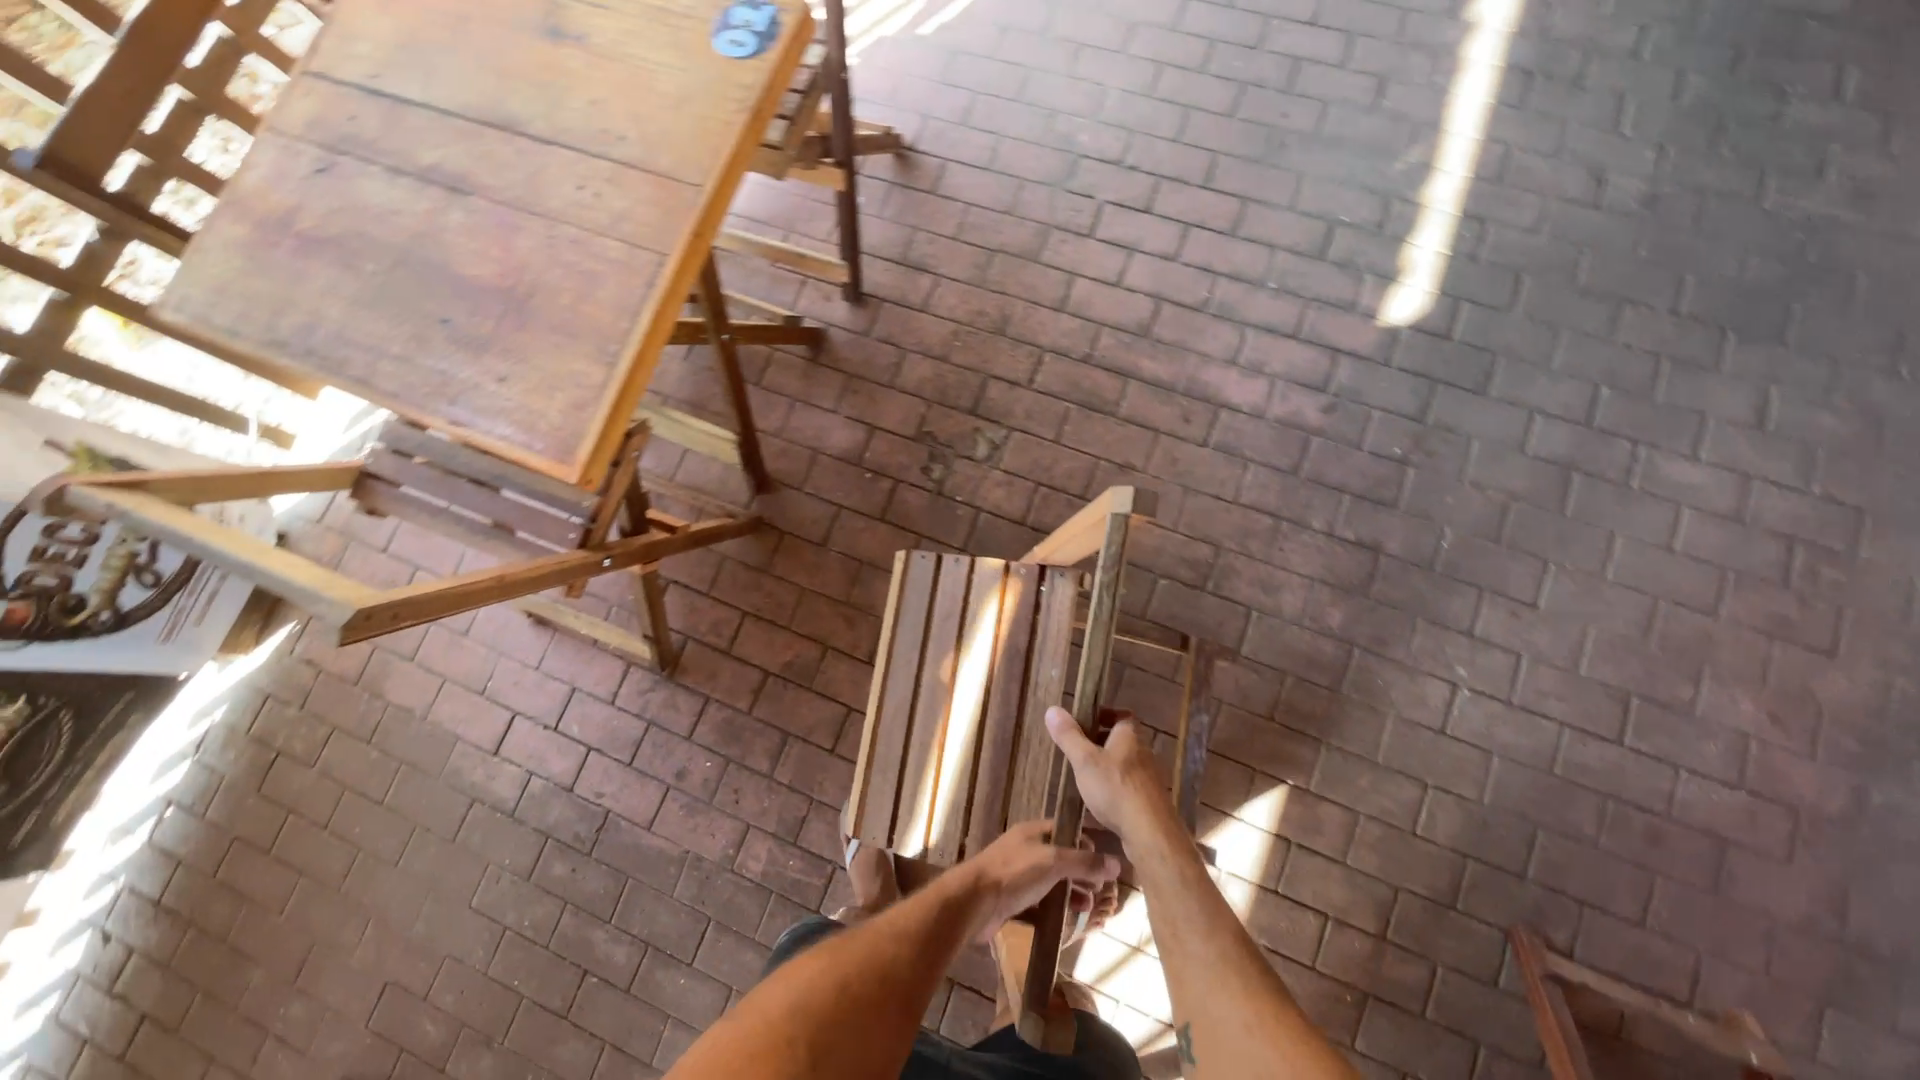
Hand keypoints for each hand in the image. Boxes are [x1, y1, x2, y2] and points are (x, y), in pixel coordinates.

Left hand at [952, 821, 1118, 942]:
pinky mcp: (1012, 901)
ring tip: (1089, 907)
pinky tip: (1069, 920)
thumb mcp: (1053, 862)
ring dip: (1071, 893)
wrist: (973, 903)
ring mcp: (1017, 877)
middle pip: (1060, 858)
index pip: (1066, 831)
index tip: (1103, 863)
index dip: (1086, 843)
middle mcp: (1025, 851)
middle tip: (1101, 889)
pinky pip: (1039, 904)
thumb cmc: (1014, 874)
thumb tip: (1116, 864)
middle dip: (1082, 872)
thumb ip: (1084, 862)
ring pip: (1051, 882)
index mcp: (1033, 833)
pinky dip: (1055, 910)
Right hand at [1045, 706, 1177, 849]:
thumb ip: (1069, 736)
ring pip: (1123, 763)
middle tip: (1076, 749)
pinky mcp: (1148, 799)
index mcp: (1130, 735)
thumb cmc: (1115, 788)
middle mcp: (1143, 751)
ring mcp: (1148, 777)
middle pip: (1121, 739)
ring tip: (1082, 774)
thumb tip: (1052, 709)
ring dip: (1105, 765)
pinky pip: (1127, 784)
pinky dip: (1112, 786)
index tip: (1083, 722)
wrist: (1149, 832)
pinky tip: (1098, 799)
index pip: (1121, 715)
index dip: (1103, 715)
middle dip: (1099, 742)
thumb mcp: (1085, 760)